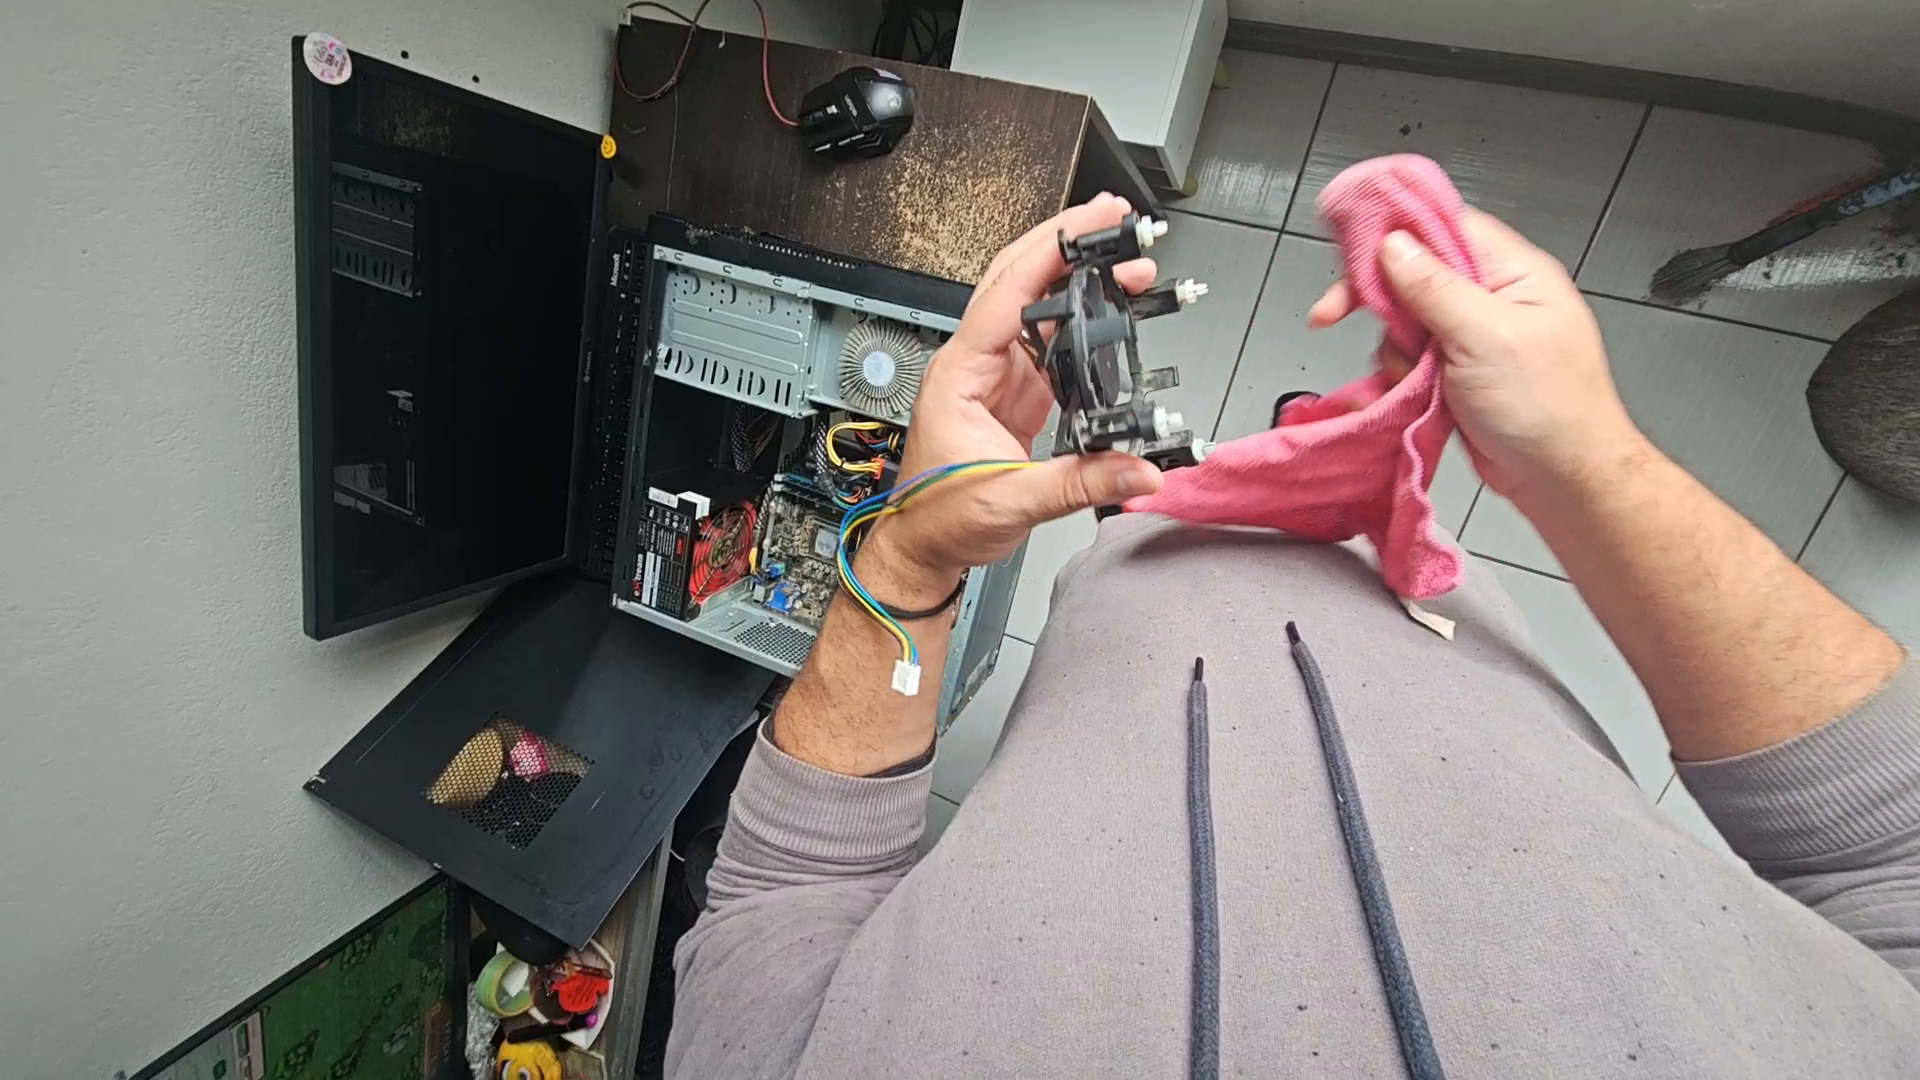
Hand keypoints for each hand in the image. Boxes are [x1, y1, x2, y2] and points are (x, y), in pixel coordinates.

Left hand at [865, 195, 1165, 581]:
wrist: (922, 545)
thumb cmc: (937, 517)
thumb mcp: (1011, 501)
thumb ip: (1079, 482)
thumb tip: (1139, 469)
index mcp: (959, 376)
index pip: (1005, 294)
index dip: (1050, 252)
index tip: (1091, 222)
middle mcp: (974, 367)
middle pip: (1017, 283)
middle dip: (1065, 245)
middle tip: (1113, 220)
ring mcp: (995, 379)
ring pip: (1036, 311)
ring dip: (1079, 284)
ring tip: (1127, 267)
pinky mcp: (1013, 398)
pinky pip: (1048, 350)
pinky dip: (1080, 329)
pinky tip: (1107, 319)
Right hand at [1308, 209, 1644, 501]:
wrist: (1553, 473)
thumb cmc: (1544, 405)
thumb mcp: (1486, 336)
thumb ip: (1435, 289)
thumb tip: (1394, 245)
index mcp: (1512, 274)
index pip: (1444, 230)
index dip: (1393, 236)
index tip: (1347, 254)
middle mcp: (1488, 299)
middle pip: (1411, 278)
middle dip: (1375, 303)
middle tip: (1327, 317)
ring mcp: (1467, 337)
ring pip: (1400, 325)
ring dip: (1391, 352)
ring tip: (1414, 380)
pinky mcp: (1449, 371)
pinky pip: (1403, 360)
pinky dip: (1393, 377)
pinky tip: (1400, 393)